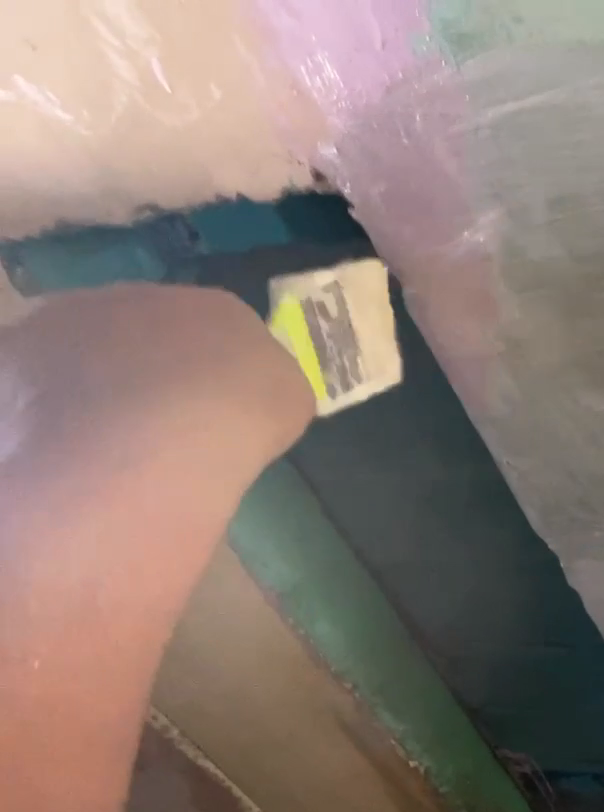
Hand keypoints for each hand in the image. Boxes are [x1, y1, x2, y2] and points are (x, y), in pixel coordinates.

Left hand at [0, 283, 313, 493]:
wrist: (154, 438)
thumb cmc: (244, 416)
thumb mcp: (290, 399)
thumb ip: (264, 379)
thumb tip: (241, 383)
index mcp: (219, 306)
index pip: (222, 325)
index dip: (223, 362)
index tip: (227, 398)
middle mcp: (140, 295)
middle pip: (149, 326)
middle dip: (156, 360)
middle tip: (171, 410)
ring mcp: (70, 316)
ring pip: (91, 345)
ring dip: (103, 375)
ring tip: (120, 428)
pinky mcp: (15, 349)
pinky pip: (40, 374)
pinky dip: (54, 399)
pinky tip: (78, 433)